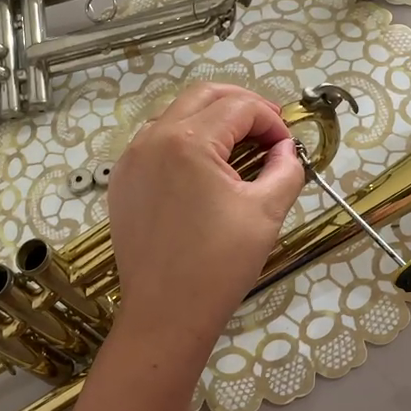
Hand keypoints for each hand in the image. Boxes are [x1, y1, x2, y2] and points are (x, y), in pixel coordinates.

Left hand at [109, 83, 305, 345]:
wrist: (166, 314)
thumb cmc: (218, 265)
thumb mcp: (265, 213)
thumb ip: (285, 170)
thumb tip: (287, 151)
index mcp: (186, 141)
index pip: (238, 107)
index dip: (271, 121)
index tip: (288, 148)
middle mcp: (151, 140)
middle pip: (202, 97)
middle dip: (241, 107)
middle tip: (268, 132)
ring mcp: (130, 161)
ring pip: (175, 116)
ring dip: (210, 121)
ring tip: (239, 149)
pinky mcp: (122, 183)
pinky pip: (154, 145)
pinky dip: (183, 144)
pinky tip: (204, 171)